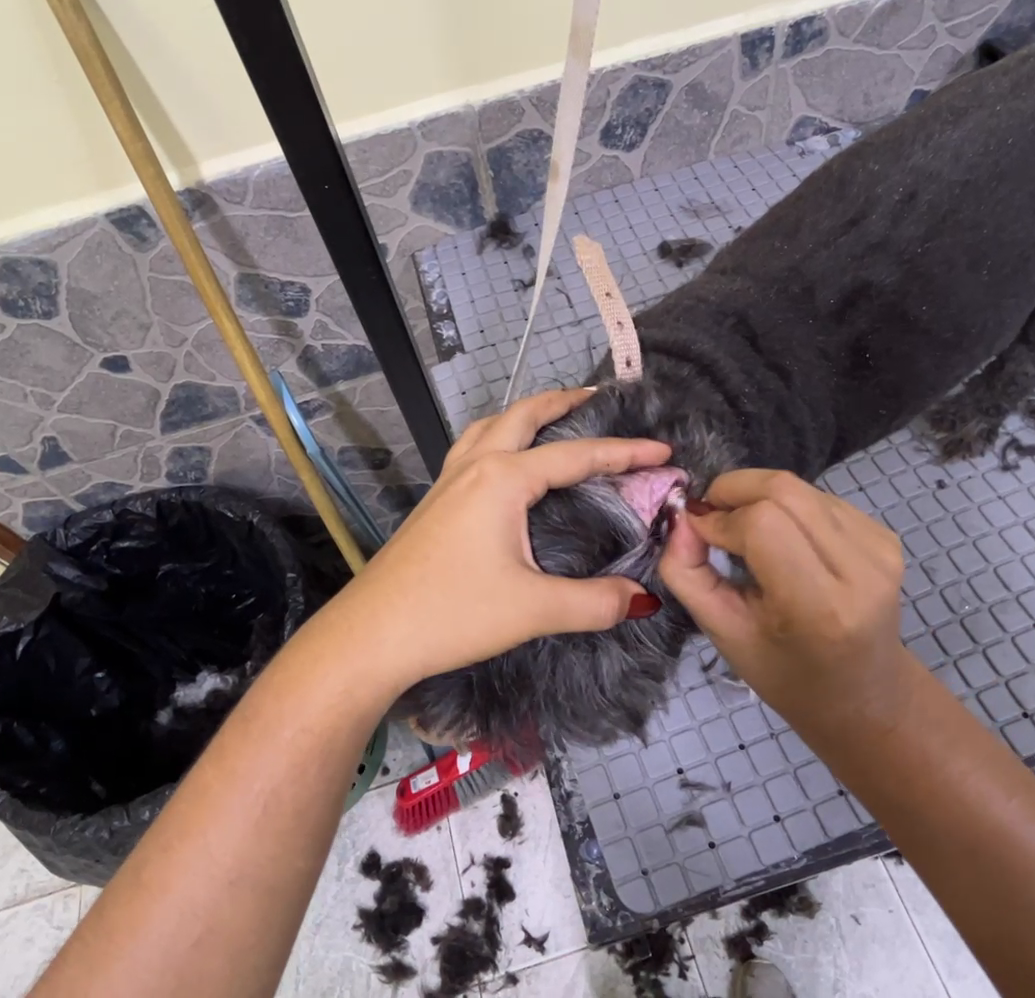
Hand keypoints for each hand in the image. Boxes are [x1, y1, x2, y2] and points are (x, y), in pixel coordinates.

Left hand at [321, 388, 670, 690]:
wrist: (370, 635)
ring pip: (489, 427)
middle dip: (563, 401)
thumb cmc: (451, 614)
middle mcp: (474, 468)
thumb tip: (643, 599)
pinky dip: (497, 437)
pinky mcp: (434, 503)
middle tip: (600, 398)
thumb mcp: (533, 609)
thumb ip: (593, 602)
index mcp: (503, 480)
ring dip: (524, 414)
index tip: (664, 451)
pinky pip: (471, 449)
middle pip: (523, 416)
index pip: (576, 456)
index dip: (624, 452)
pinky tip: (503, 464)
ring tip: (551, 418)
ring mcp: (448, 482)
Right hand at [658, 470, 910, 732]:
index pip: (763, 523)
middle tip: (711, 515)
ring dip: (759, 497)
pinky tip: (783, 539)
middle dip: (735, 490)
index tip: (699, 534)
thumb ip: (687, 573)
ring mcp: (880, 549)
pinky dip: (788, 507)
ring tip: (743, 530)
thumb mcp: (722, 633)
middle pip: (783, 489)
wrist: (863, 695)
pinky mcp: (887, 536)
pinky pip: (821, 498)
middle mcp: (860, 570)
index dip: (721, 518)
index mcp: (820, 607)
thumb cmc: (785, 674)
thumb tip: (679, 518)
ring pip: (801, 488)